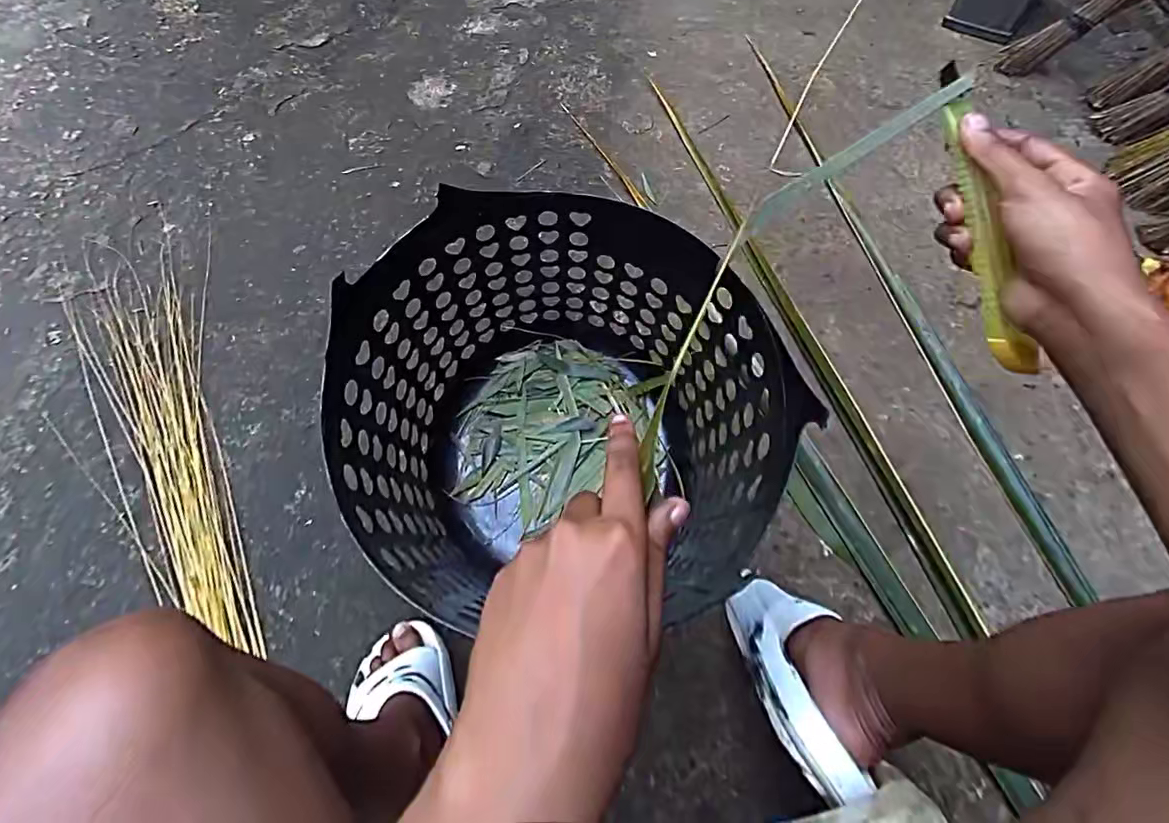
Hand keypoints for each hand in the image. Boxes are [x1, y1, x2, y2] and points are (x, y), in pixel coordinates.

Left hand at [404, 415, 688, 822]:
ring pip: (560, 537)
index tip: (621, 420)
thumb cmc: (607, 700)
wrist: (523, 748)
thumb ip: (656, 559)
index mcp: (618, 544)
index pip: (622, 476)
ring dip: (572, 558)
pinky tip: (544, 626)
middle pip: (590, 509)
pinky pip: (532, 560)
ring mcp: (528, 552)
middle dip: (603, 529)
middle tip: (612, 585)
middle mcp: (569, 534)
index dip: (624, 446)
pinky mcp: (499, 573)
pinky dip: (544, 577)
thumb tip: (669, 507)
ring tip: (574, 619)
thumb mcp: (649, 632)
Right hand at [933, 112, 1161, 352]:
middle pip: (986, 183)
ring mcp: (1019, 235)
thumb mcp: (1032, 189)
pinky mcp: (998, 261)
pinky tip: (968, 252)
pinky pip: (966, 243)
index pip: (1023, 149)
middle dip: (964, 191)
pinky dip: (960, 246)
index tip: (957, 141)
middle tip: (958, 201)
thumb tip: (970, 122)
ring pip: (969, 214)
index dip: (990, 143)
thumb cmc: (1072, 249)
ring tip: (964, 231)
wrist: (1073, 312)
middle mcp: (1043, 206)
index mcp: (1067, 181)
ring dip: (958, 221)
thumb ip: (995, 156)